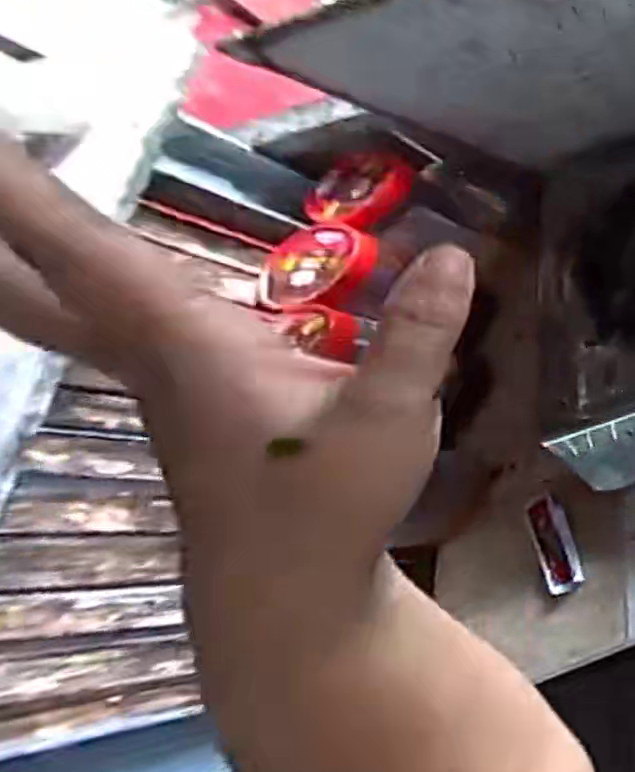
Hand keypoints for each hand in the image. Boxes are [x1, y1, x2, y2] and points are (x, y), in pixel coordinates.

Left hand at [0, 139, 472, 601]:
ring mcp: (169, 384)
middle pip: (32, 286)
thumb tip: (454, 254)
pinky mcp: (198, 402)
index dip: (22, 190)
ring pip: (69, 309)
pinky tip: (135, 283)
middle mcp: (159, 356)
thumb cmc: (330, 499)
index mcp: (191, 348)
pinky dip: (97, 287)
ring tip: (29, 203)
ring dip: (36, 254)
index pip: (88, 255)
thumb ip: (420, 333)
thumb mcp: (390, 414)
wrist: (290, 581)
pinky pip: (124, 327)